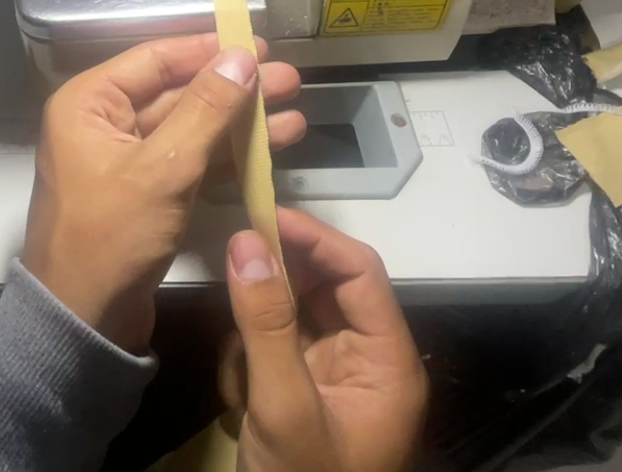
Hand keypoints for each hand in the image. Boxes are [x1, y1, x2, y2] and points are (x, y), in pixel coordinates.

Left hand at [23, 34, 303, 351]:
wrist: (82, 321)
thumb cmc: (110, 237)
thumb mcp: (161, 169)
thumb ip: (204, 110)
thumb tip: (240, 58)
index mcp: (89, 102)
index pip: (155, 59)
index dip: (208, 48)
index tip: (257, 42)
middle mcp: (103, 121)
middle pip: (177, 91)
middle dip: (234, 87)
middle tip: (289, 78)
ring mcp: (126, 157)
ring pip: (189, 126)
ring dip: (238, 120)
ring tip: (294, 109)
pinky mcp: (145, 190)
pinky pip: (189, 158)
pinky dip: (227, 153)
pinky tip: (270, 146)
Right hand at [226, 208, 426, 471]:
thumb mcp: (284, 406)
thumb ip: (266, 322)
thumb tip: (246, 239)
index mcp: (387, 359)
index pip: (359, 271)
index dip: (313, 236)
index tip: (260, 216)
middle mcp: (367, 355)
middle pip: (327, 283)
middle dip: (281, 275)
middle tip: (233, 257)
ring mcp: (335, 370)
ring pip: (297, 307)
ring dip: (261, 316)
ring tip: (237, 340)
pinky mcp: (306, 383)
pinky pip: (278, 338)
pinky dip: (252, 347)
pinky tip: (240, 383)